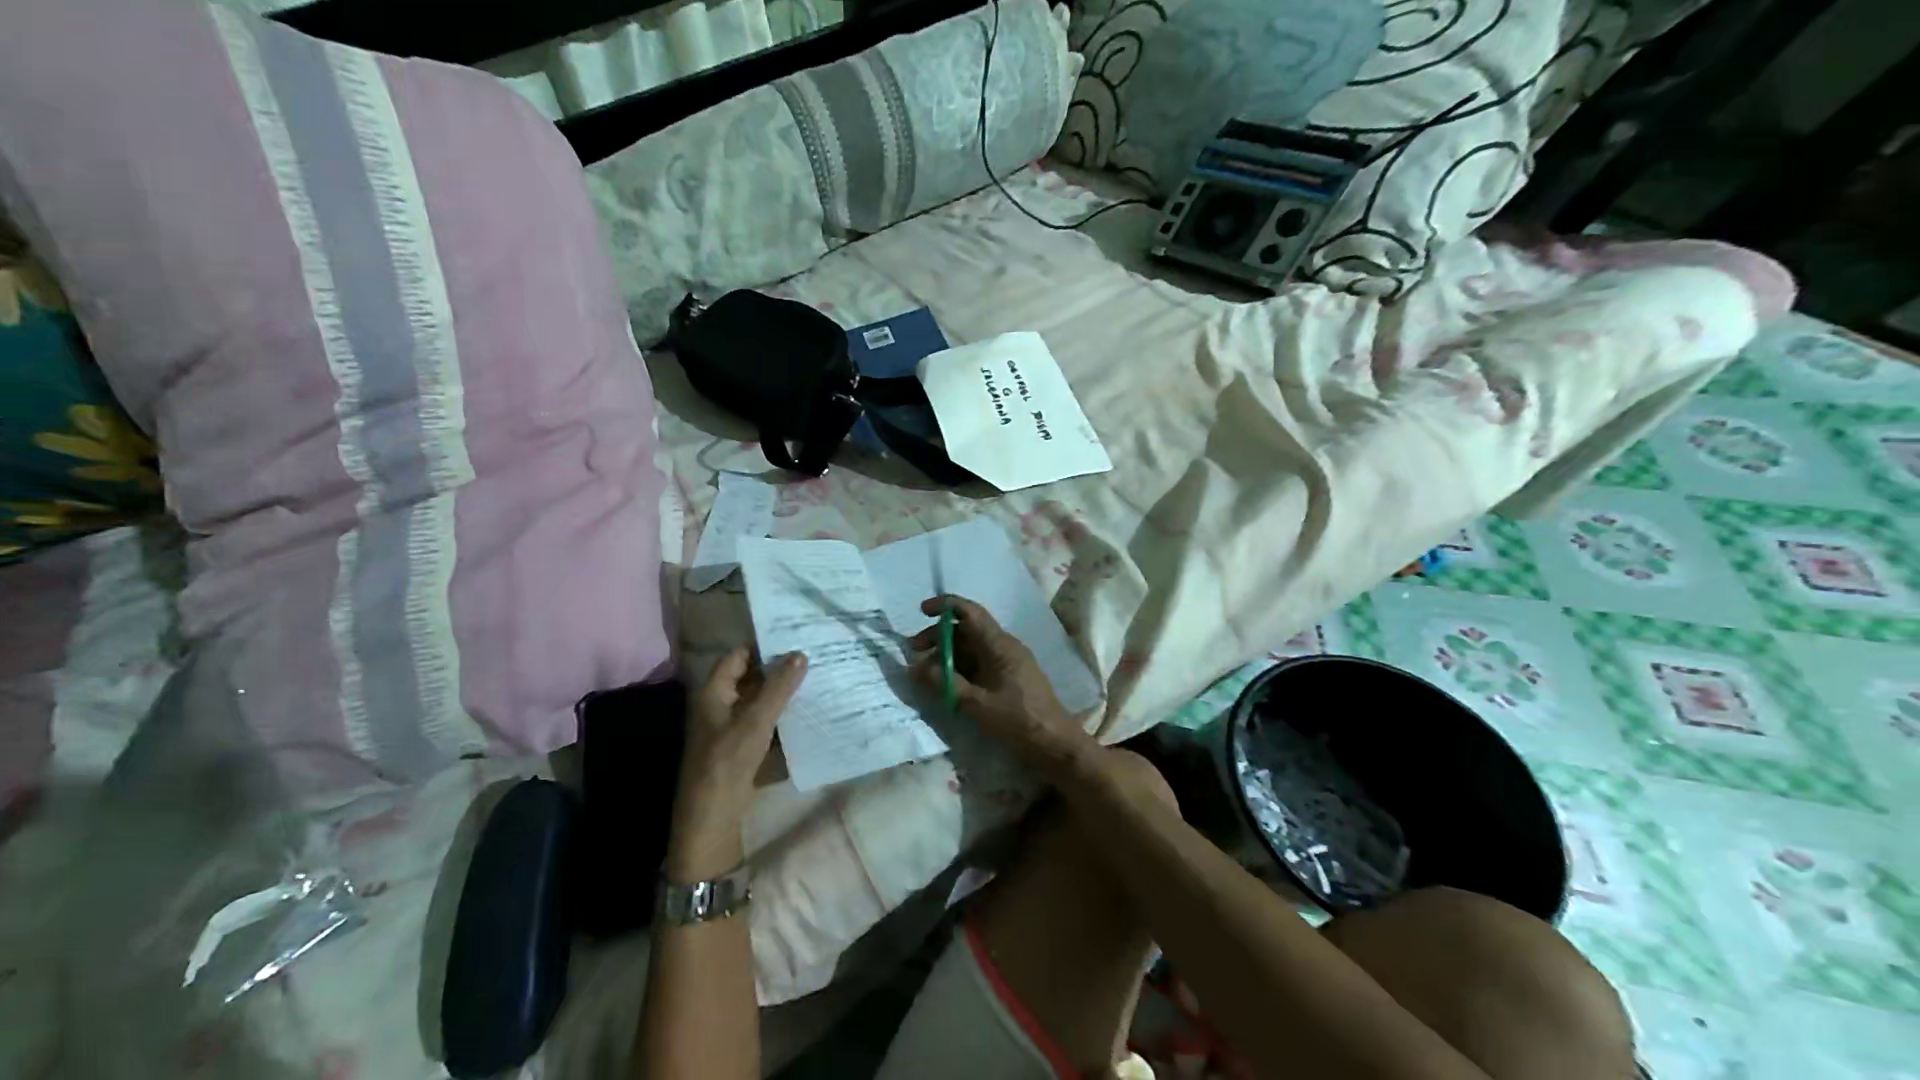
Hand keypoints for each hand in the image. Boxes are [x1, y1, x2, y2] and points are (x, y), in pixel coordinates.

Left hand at [669, 647, 807, 881]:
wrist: (712, 814)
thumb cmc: (728, 760)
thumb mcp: (756, 720)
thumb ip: (779, 687)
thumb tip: (800, 653)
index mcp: (713, 691)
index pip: (738, 656)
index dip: (763, 647)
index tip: (794, 640)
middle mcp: (719, 704)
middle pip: (750, 677)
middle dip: (778, 669)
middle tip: (811, 658)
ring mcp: (729, 726)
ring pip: (758, 700)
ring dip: (781, 692)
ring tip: (814, 680)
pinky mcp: (741, 746)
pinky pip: (762, 721)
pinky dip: (780, 715)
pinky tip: (805, 712)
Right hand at [909, 595, 1096, 778]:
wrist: (1055, 745)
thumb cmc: (1018, 720)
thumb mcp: (975, 704)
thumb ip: (944, 684)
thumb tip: (915, 668)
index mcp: (999, 645)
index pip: (970, 612)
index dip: (945, 606)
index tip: (921, 610)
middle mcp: (1004, 647)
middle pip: (967, 630)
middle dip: (939, 636)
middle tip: (914, 653)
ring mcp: (1009, 662)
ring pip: (972, 648)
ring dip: (947, 655)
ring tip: (926, 673)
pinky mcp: (1010, 678)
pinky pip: (980, 664)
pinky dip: (960, 668)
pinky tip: (947, 684)